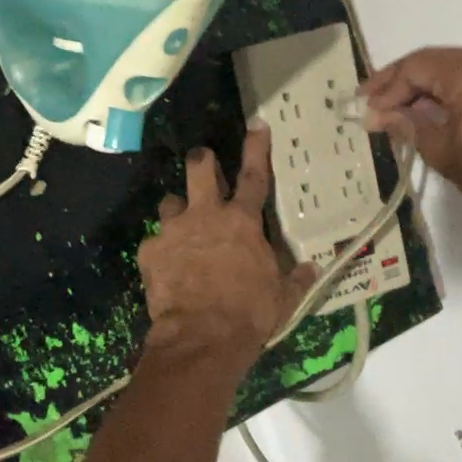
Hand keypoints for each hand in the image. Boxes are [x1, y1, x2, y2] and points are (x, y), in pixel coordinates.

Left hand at [138, 122, 316, 360]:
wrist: (202, 335)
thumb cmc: (250, 314)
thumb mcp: (283, 298)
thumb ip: (295, 278)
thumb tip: (311, 269)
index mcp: (242, 221)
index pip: (254, 176)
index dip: (256, 148)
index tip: (256, 126)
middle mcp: (206, 215)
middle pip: (200, 169)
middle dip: (202, 160)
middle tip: (204, 161)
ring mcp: (174, 230)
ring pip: (170, 202)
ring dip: (177, 209)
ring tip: (181, 226)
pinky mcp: (150, 250)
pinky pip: (154, 241)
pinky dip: (161, 249)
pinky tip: (166, 265)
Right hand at [363, 45, 461, 232]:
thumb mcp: (444, 153)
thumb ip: (408, 125)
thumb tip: (378, 115)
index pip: (417, 66)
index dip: (385, 85)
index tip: (362, 107)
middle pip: (437, 62)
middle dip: (403, 84)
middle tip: (376, 108)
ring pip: (458, 67)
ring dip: (427, 88)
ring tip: (401, 113)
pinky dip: (454, 90)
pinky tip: (436, 111)